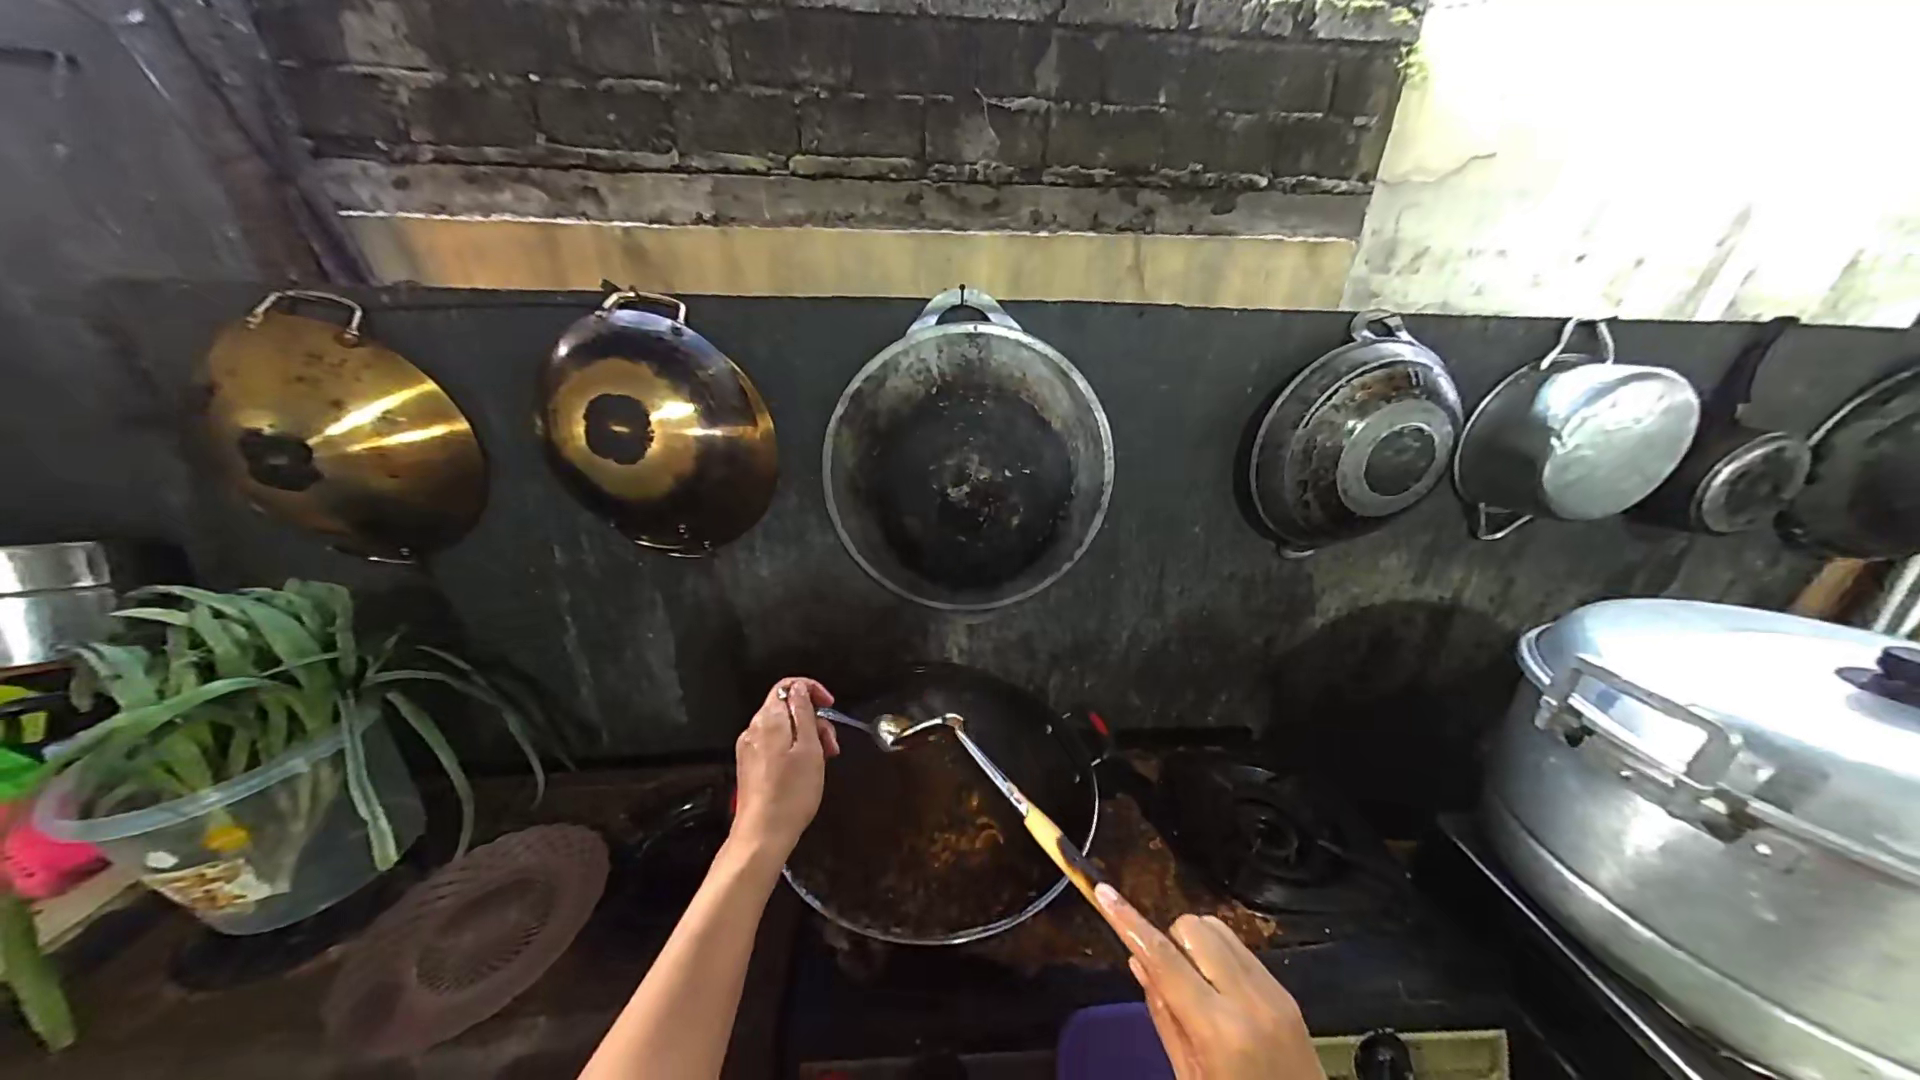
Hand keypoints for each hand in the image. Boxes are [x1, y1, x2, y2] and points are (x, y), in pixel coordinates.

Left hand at [730, 677, 838, 859]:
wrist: (763, 835)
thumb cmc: (792, 794)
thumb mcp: (810, 748)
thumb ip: (805, 712)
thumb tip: (801, 689)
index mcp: (768, 719)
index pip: (788, 685)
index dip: (812, 690)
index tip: (829, 706)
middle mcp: (754, 729)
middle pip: (787, 707)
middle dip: (813, 719)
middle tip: (830, 744)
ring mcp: (750, 747)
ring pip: (783, 727)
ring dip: (807, 736)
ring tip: (822, 759)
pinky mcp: (750, 765)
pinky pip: (775, 744)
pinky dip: (794, 749)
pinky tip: (805, 769)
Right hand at [1095, 883, 1325, 1079]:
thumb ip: (1163, 1015)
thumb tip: (1138, 959)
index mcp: (1219, 1030)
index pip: (1164, 958)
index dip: (1129, 921)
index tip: (1104, 892)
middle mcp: (1249, 1000)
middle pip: (1192, 928)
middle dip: (1171, 940)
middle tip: (1170, 981)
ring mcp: (1272, 992)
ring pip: (1216, 928)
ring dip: (1194, 943)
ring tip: (1195, 985)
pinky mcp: (1285, 992)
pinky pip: (1240, 947)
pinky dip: (1218, 954)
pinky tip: (1218, 990)